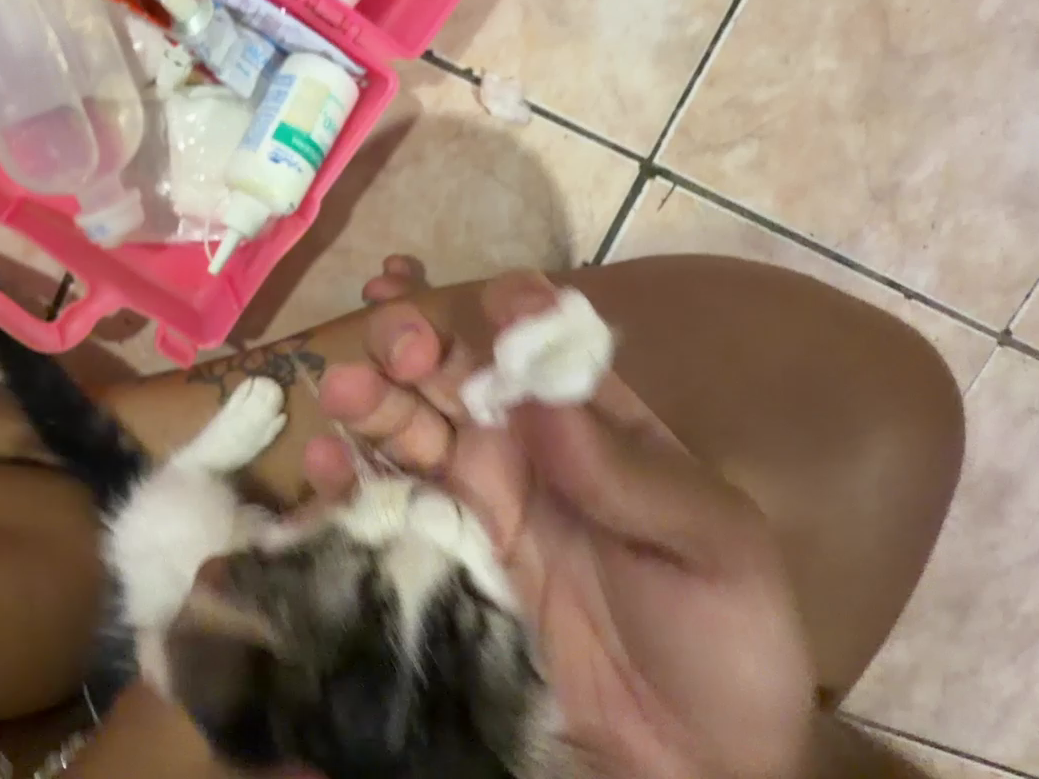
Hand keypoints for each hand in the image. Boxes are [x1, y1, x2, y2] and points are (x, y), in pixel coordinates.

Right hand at [309, 265, 818, 778]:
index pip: (535, 339)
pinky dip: (341, 474)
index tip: (494, 305)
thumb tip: (541, 395)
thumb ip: (626, 471)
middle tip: (400, 349)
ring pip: (400, 420)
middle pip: (447, 368)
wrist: (682, 758)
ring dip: (366, 395)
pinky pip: (376, 499)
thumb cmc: (717, 633)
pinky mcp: (430, 550)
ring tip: (341, 390)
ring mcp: (465, 495)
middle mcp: (515, 442)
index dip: (509, 310)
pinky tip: (322, 463)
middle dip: (412, 340)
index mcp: (586, 419)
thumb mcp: (712, 543)